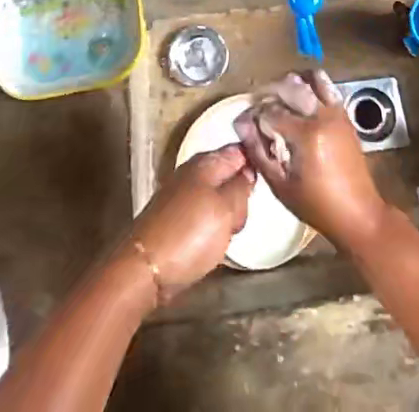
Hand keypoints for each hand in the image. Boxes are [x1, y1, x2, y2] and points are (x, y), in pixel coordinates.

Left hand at [123, 144, 255, 301]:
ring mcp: (183, 195)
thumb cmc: (190, 235)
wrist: (146, 268)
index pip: (238, 150)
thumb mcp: (225, 209)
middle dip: (242, 193)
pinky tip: (216, 240)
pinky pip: (207, 214)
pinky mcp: (178, 218)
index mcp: (205, 163)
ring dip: (230, 214)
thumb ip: (240, 187)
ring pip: (220, 197)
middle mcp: (192, 173)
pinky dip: (215, 226)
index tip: (272, 177)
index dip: (256, 160)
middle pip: (230, 175)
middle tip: (244, 214)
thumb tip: (248, 170)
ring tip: (230, 231)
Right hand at [234, 71, 390, 251]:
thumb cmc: (317, 205)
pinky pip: (327, 87)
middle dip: (268, 93)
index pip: (270, 110)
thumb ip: (258, 151)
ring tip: (279, 99)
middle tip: (257, 107)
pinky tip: (300, 101)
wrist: (359, 214)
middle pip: (288, 86)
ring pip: (311, 79)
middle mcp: (322, 116)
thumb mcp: (280, 185)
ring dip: (291, 83)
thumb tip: (242, 124)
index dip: (253, 116)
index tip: (246, 125)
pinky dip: (311, 85)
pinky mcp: (345, 115)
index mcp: (306, 134)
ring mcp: (337, 112)